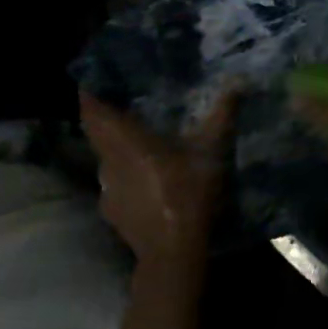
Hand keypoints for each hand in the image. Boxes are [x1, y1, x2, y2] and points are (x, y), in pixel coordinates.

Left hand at [79, 90, 230, 265]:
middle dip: (103, 116)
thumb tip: (238, 82)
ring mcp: (107, 190)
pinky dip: (123, 174)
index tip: (94, 77)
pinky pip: (112, 183)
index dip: (89, 93)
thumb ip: (222, 114)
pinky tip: (143, 178)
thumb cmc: (189, 192)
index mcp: (126, 141)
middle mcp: (109, 162)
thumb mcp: (212, 150)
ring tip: (135, 139)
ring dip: (114, 147)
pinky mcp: (112, 211)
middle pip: (95, 133)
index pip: (94, 111)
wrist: (173, 251)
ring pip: (104, 159)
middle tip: (120, 101)